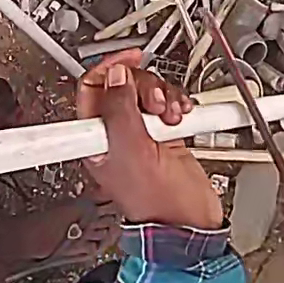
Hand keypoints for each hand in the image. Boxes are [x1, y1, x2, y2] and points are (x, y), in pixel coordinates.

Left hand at [77, 50, 216, 228]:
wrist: (191, 222)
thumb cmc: (157, 204)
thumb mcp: (133, 154)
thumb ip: (121, 112)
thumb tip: (115, 76)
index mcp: (97, 138)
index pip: (91, 89)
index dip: (106, 69)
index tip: (126, 60)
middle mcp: (117, 132)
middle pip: (124, 84)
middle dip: (145, 86)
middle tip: (157, 105)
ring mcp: (142, 131)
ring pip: (149, 91)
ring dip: (166, 95)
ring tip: (172, 116)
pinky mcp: (165, 132)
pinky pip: (170, 102)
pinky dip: (180, 102)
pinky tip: (184, 115)